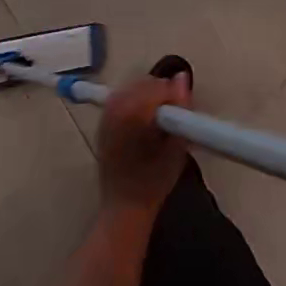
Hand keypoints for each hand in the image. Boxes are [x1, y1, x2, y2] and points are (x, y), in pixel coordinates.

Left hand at [96, 72, 192, 212]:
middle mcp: (114, 111)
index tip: (183, 110)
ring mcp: (105, 116)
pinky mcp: (102, 121)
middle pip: (142, 84)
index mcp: (133, 118)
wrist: (124, 207)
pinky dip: (135, 101)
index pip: (156, 88)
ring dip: (147, 95)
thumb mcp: (176, 150)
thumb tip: (183, 78)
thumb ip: (181, 111)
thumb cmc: (153, 183)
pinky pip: (121, 97)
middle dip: (160, 93)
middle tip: (173, 114)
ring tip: (159, 116)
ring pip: (131, 88)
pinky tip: (143, 118)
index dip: (173, 95)